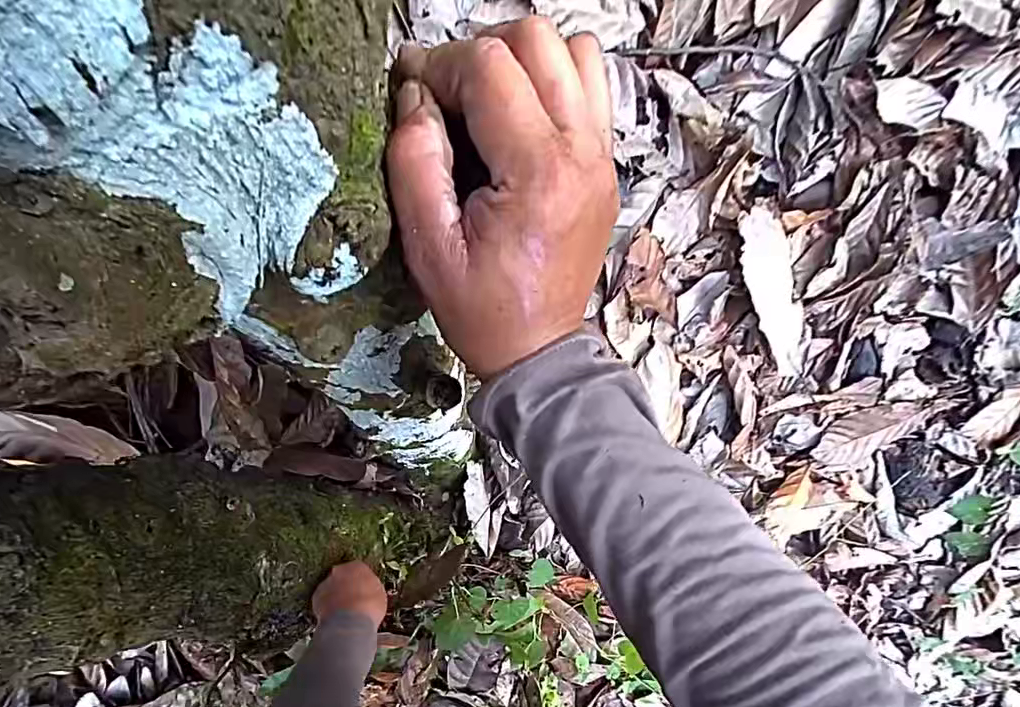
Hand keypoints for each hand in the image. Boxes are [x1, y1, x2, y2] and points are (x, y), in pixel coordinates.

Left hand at [312, 561, 386, 625]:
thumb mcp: (379, 595)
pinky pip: (323, 599)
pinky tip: (335, 615)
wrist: (348, 623)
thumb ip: (371, 587)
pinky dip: (327, 605)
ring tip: (345, 611)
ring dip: (336, 596)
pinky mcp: (317, 596)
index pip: (359, 569)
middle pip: (343, 576)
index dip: (362, 581)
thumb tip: (368, 590)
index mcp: (358, 566)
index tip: (364, 590)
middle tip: (354, 599)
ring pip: (332, 587)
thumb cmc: (368, 608)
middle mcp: (339, 571)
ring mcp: (326, 583)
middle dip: (347, 586)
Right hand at [387, 18, 618, 378]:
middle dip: (480, 54)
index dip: (440, 66)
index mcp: (538, 174)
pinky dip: (552, 87)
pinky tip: (520, 124)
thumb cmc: (486, 315)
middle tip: (448, 97)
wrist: (537, 352)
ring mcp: (601, 160)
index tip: (414, 89)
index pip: (489, 67)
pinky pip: (589, 91)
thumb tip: (416, 99)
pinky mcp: (604, 170)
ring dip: (523, 62)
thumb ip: (414, 165)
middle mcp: (582, 155)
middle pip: (536, 41)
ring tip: (487, 104)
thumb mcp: (429, 251)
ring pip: (572, 53)